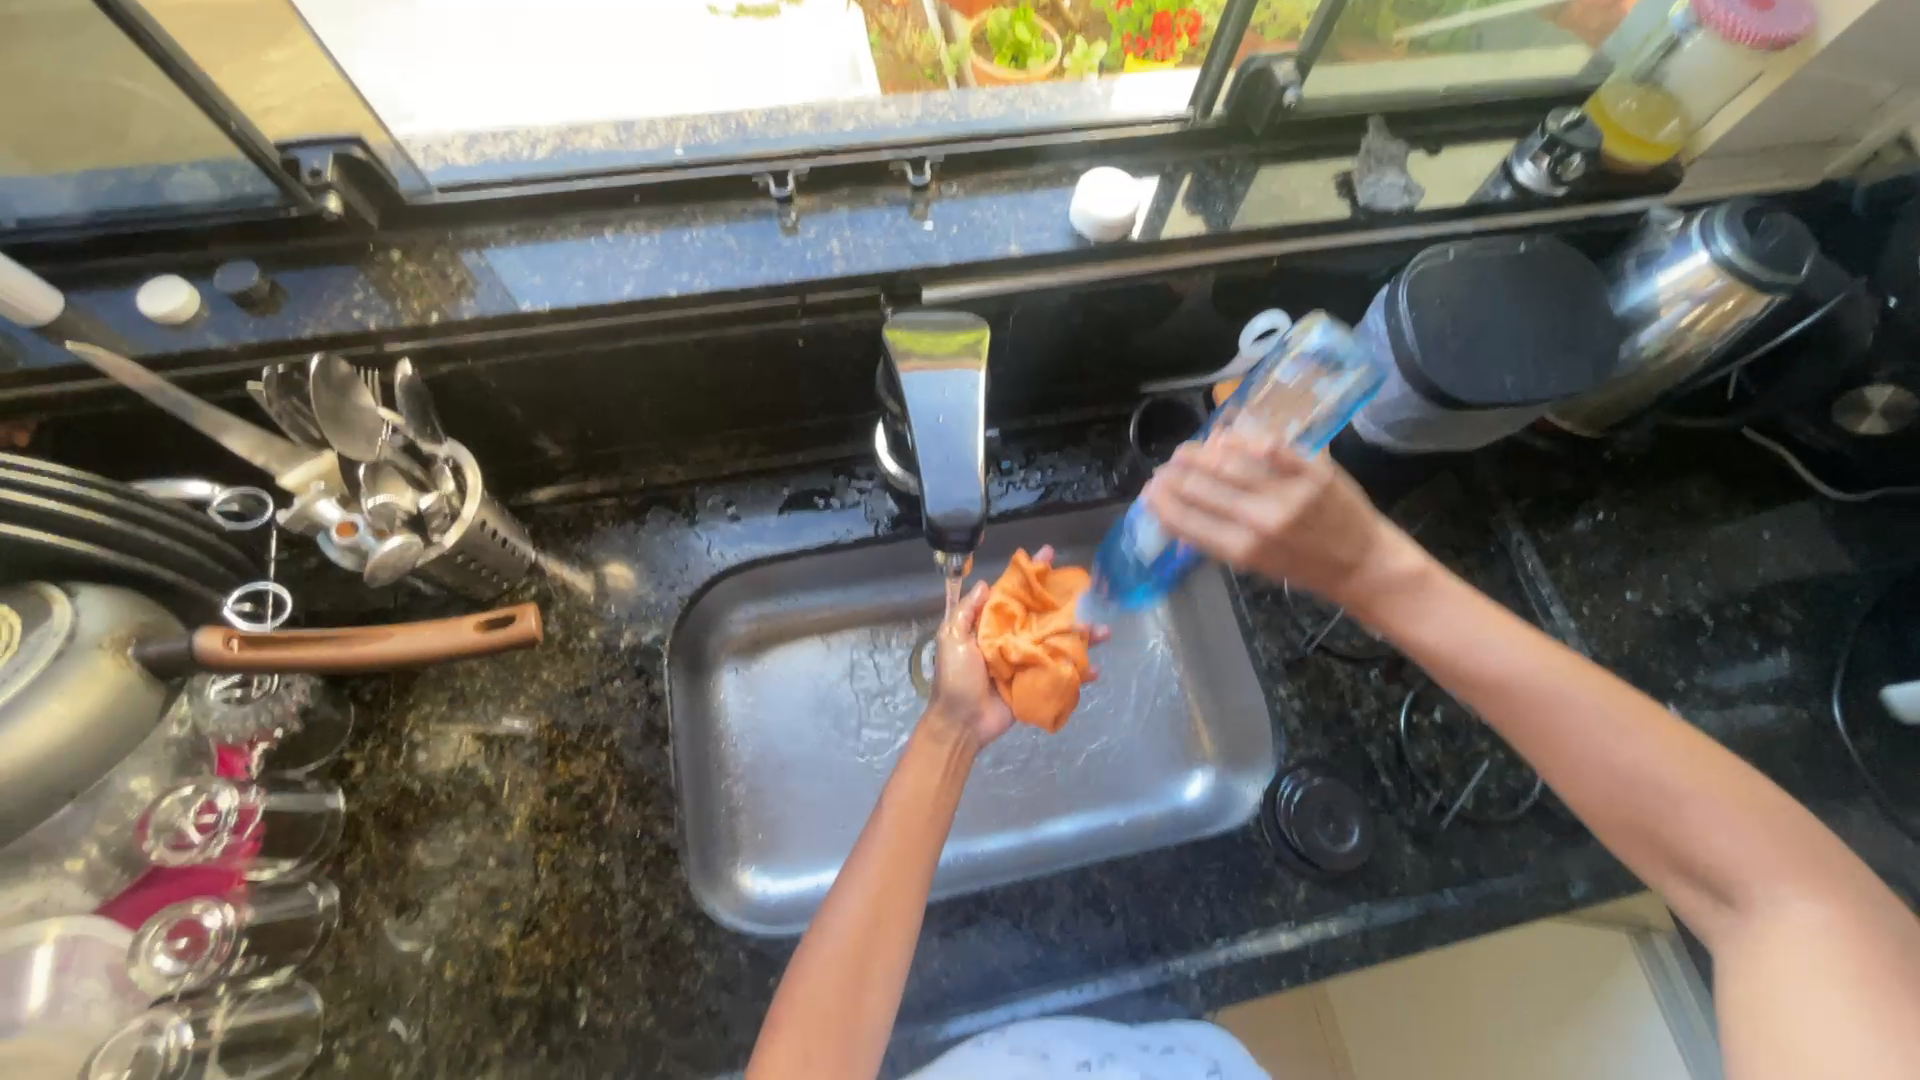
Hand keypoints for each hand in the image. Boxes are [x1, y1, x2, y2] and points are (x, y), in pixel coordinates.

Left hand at [926, 545, 1107, 749]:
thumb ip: (966, 611)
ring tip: (1103, 631)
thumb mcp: (951, 638)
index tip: (1049, 554)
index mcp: (994, 625)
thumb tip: (985, 583)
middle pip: (1046, 615)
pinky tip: (1095, 669)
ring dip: (1083, 636)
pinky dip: (1080, 672)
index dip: (1032, 574)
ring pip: (1060, 642)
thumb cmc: (955, 678)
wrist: (961, 722)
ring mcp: (1029, 661)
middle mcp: (1015, 638)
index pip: (1016, 593)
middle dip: (1069, 603)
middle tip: (1092, 591)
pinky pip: (1062, 673)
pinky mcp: (1038, 683)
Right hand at [1143, 430, 1418, 610]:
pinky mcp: (1314, 471)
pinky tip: (1223, 437)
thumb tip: (1178, 512)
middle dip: (1174, 476)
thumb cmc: (1302, 567)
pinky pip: (1272, 448)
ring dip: (1199, 454)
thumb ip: (1217, 538)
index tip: (1148, 492)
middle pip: (1202, 488)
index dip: (1162, 503)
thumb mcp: (1254, 566)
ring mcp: (1289, 492)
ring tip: (1183, 452)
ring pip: (1230, 463)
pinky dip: (1243, 440)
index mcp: (1244, 550)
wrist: (1362, 563)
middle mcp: (1262, 520)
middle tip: (1161, 470)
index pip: (1187, 520)